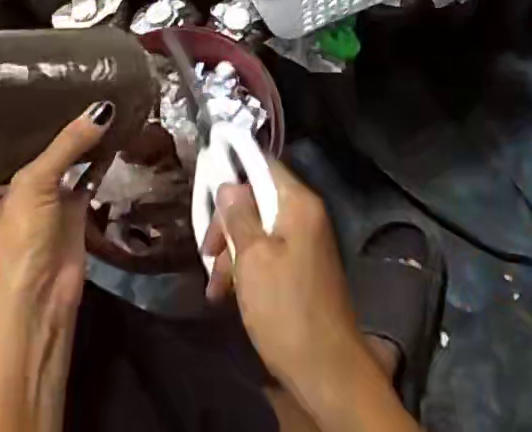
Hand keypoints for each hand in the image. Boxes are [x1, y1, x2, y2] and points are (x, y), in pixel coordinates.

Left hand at [0, 100, 114, 331]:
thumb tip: (104, 107)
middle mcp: (13, 187)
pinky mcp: (73, 209)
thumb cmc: (17, 242)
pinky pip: (88, 175)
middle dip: (56, 122)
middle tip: (78, 81)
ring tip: (101, 97)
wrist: (38, 301)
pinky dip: (101, 158)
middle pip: (37, 147)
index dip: (15, 114)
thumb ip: (67, 145)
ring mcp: (45, 199)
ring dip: (82, 138)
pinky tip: (115, 132)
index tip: (36, 80)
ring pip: (66, 159)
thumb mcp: (34, 185)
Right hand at [203, 159, 372, 393]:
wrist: (325, 365)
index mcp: (299, 204)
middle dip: (229, 225)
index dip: (235, 170)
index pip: (265, 166)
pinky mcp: (301, 267)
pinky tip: (228, 295)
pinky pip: (269, 253)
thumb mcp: (253, 261)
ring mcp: (305, 241)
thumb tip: (229, 185)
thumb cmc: (285, 308)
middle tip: (208, 253)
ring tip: (215, 288)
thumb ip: (239, 218)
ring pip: (259, 230)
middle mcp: (306, 215)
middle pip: (258, 200)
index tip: (206, 184)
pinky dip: (247, 268)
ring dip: (233, 253)